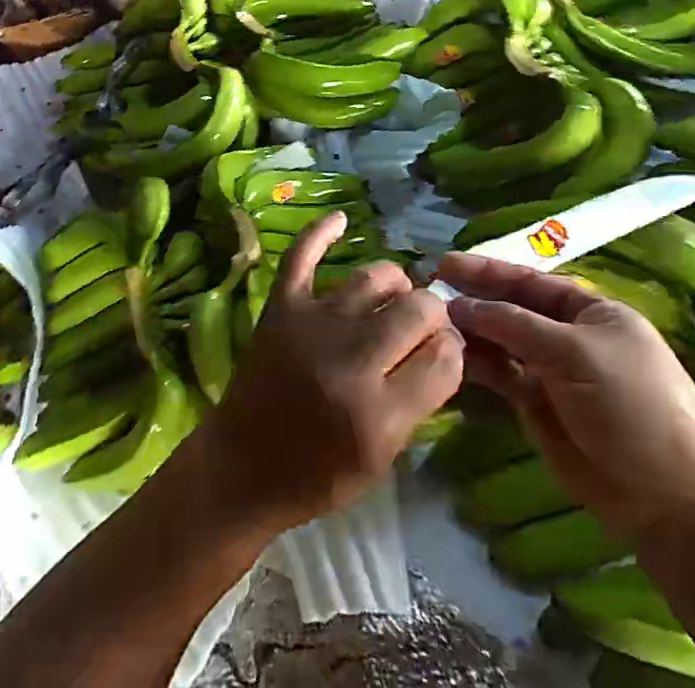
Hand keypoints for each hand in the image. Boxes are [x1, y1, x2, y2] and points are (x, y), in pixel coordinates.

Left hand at [200, 214, 462, 530]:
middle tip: (420, 330)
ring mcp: (310, 326)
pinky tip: (342, 218)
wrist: (242, 467)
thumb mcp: (384, 457)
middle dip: (433, 316)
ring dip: (396, 286)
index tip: (443, 354)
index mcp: (377, 413)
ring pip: (375, 277)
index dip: (452, 351)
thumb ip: (421, 400)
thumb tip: (445, 344)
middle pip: (417, 309)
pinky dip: (321, 233)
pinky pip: (302, 256)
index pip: (445, 357)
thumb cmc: (318, 475)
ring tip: (393, 301)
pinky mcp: (280, 308)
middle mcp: (348, 361)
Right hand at [437, 253, 694, 534]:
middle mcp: (569, 335)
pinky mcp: (537, 405)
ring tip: (428, 324)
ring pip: (501, 342)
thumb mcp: (575, 353)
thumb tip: (459, 303)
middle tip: (426, 292)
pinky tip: (448, 355)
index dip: (488, 271)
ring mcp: (552, 371)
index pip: (531, 281)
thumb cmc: (632, 406)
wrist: (666, 495)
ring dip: (469, 331)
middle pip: (512, 308)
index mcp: (592, 310)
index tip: (445, 263)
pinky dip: (476, 364)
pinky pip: (501, 374)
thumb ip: (514, 324)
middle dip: (473, 298)